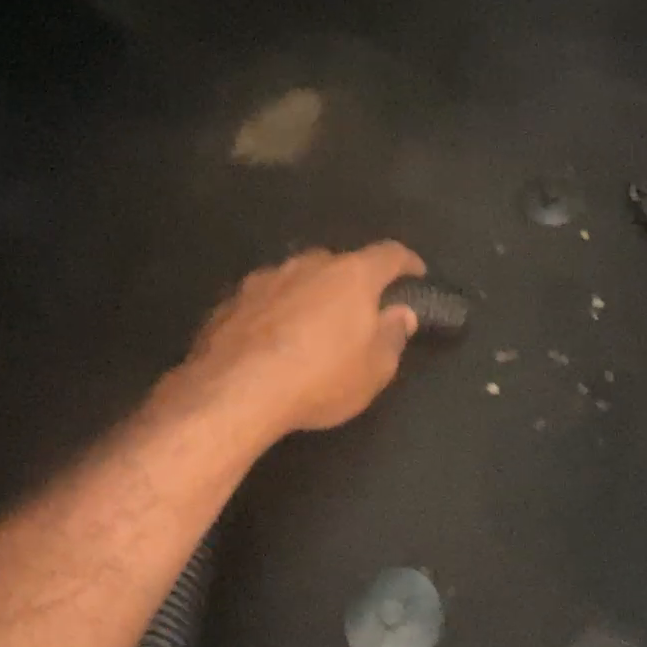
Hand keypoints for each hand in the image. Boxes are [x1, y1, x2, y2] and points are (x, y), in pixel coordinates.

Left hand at [177, 242, 427, 436]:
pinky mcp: (229, 301)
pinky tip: (270, 342)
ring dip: (308, 295)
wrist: (233, 392)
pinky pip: (264, 301)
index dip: (407, 262)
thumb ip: (392, 336)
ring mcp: (264, 279)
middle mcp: (307, 265)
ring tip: (310, 327)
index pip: (389, 255)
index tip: (416, 272)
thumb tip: (401, 313)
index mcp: (351, 276)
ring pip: (296, 279)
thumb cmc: (319, 379)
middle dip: (351, 282)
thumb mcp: (373, 371)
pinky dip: (274, 313)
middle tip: (357, 311)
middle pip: (338, 263)